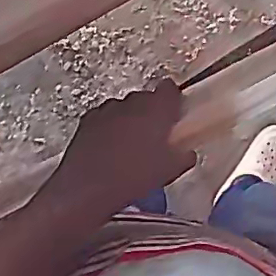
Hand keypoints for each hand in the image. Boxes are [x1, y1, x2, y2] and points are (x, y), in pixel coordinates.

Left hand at [39, 79, 196, 219]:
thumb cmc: (134, 176)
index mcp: (157, 109)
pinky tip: (109, 148)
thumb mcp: (169, 171)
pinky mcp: (88, 119)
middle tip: (154, 135)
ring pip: (124, 108)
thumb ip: (183, 157)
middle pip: (146, 98)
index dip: (172, 99)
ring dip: (129, 119)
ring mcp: (107, 109)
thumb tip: (187, 154)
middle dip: (151, 112)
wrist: (89, 186)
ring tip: (130, 146)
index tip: (174, 113)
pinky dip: (109, 127)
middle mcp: (132, 103)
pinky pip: (105, 117)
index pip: (169, 89)